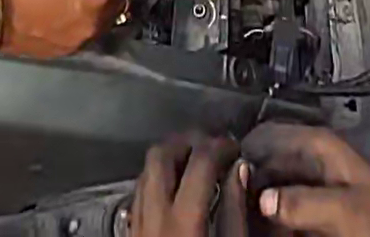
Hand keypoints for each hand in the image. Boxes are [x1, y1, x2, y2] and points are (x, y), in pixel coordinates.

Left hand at [132, 134, 247, 236]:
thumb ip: (235, 213)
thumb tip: (239, 169)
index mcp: (183, 223)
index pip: (200, 163)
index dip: (220, 147)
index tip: (235, 147)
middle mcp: (153, 216)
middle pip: (162, 155)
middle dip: (187, 142)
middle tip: (212, 147)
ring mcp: (137, 223)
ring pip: (146, 169)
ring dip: (170, 157)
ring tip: (196, 163)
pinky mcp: (130, 231)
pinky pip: (139, 191)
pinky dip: (157, 178)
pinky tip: (176, 187)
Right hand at [241, 124, 369, 236]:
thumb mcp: (346, 212)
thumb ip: (301, 203)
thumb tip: (260, 199)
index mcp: (319, 144)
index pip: (265, 135)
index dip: (243, 154)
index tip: (225, 179)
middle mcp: (315, 155)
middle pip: (267, 159)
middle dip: (249, 182)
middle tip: (233, 206)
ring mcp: (318, 180)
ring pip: (275, 184)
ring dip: (262, 202)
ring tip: (247, 221)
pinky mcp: (323, 204)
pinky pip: (289, 204)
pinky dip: (277, 215)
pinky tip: (271, 229)